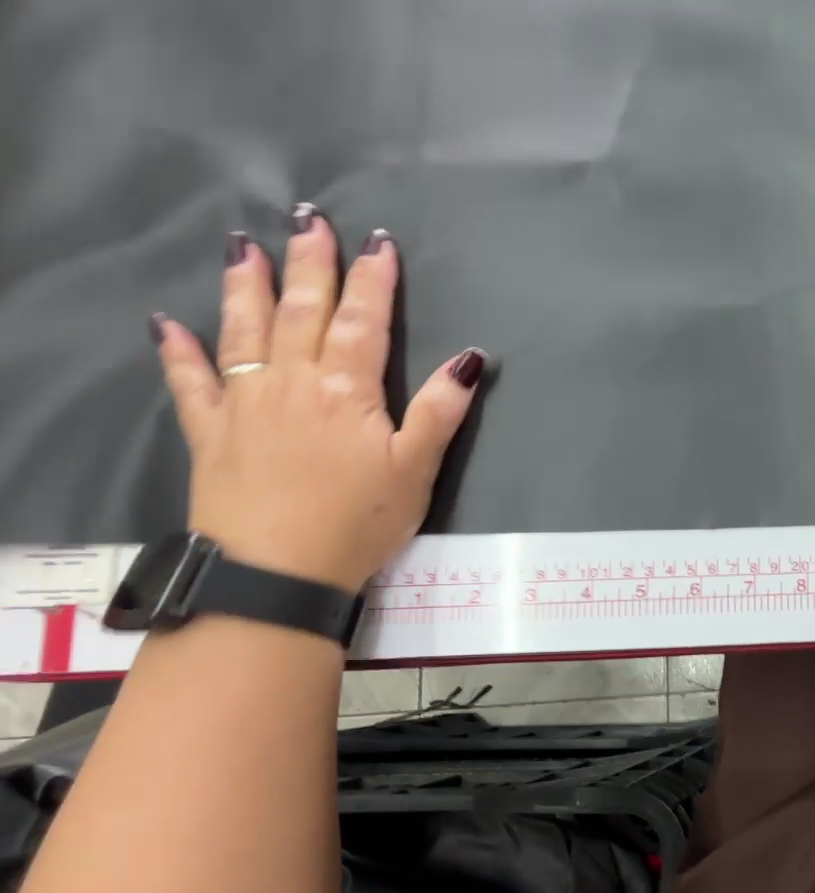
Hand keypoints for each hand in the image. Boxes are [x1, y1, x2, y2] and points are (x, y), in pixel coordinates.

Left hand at [150, 205, 486, 592]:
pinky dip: (177, 351)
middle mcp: (292, 384)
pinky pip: (190, 382)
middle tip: (309, 221)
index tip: (379, 243)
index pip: (363, 323)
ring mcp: (245, 404)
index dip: (373, 282)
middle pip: (302, 313)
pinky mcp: (210, 431)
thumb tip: (469, 358)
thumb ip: (440, 411)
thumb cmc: (360, 520)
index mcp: (347, 391)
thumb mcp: (416, 469)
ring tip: (244, 248)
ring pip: (245, 332)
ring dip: (247, 288)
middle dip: (310, 265)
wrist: (276, 569)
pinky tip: (166, 324)